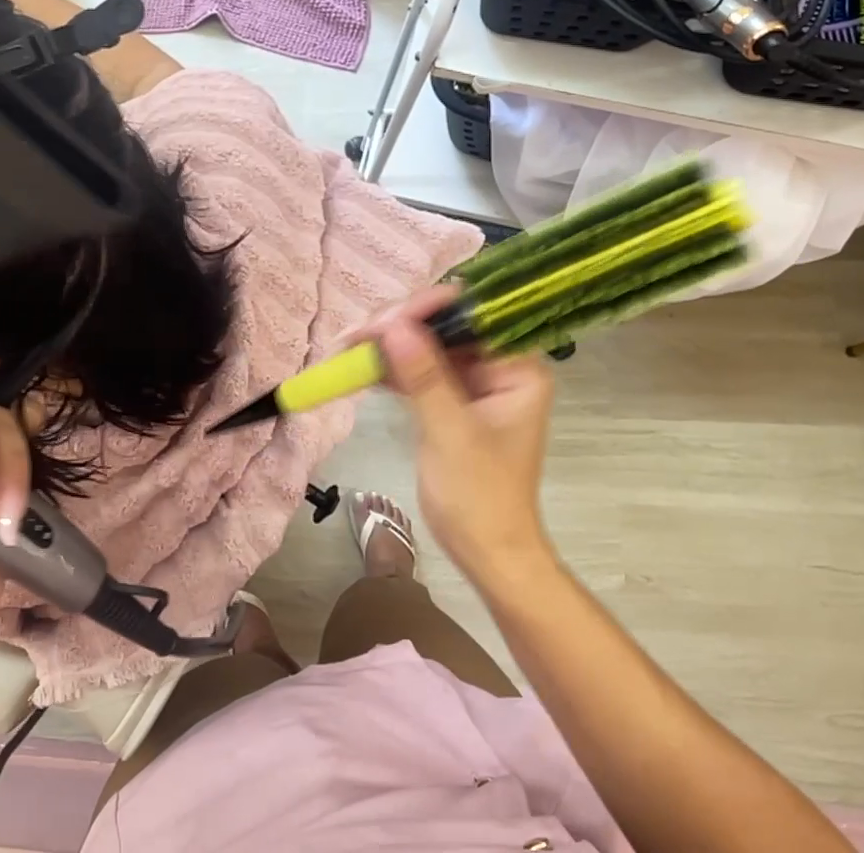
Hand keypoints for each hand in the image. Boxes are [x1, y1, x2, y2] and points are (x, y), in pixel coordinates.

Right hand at [354, 285, 556, 572]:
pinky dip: (389, 370)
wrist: (486, 551)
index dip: (426, 311)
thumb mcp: (450, 432)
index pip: (471, 318)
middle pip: (444, 328)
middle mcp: (498, 368)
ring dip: (387, 346)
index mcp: (516, 369)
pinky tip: (359, 368)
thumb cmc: (479, 496)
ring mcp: (473, 385)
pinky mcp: (450, 402)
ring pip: (425, 347)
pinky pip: (417, 372)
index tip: (381, 323)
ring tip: (346, 347)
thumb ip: (423, 375)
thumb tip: (393, 325)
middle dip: (398, 327)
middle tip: (353, 337)